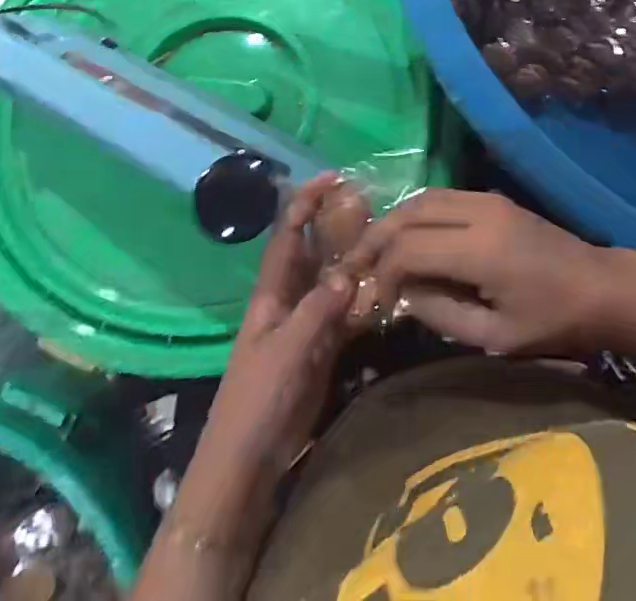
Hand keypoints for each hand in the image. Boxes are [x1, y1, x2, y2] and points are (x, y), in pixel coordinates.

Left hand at [171, 174, 353, 541]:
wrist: (248, 460)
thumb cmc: (256, 401)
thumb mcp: (286, 353)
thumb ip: (317, 312)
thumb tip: (349, 274)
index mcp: (270, 294)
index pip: (288, 236)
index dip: (305, 203)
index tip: (333, 177)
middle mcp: (290, 301)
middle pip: (314, 253)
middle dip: (336, 225)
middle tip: (372, 204)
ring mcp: (307, 325)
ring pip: (333, 281)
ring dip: (355, 260)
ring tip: (387, 238)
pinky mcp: (323, 349)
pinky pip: (346, 314)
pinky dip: (364, 300)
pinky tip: (387, 289)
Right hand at [348, 189, 614, 355]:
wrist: (600, 287)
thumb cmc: (552, 321)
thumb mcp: (494, 336)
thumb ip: (440, 315)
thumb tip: (401, 294)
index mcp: (481, 250)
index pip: (408, 248)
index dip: (381, 273)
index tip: (373, 299)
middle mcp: (480, 213)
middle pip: (408, 213)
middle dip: (376, 239)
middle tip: (355, 267)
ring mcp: (488, 200)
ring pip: (422, 198)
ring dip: (393, 222)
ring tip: (375, 253)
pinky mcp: (494, 198)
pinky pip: (442, 198)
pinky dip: (416, 215)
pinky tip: (407, 239)